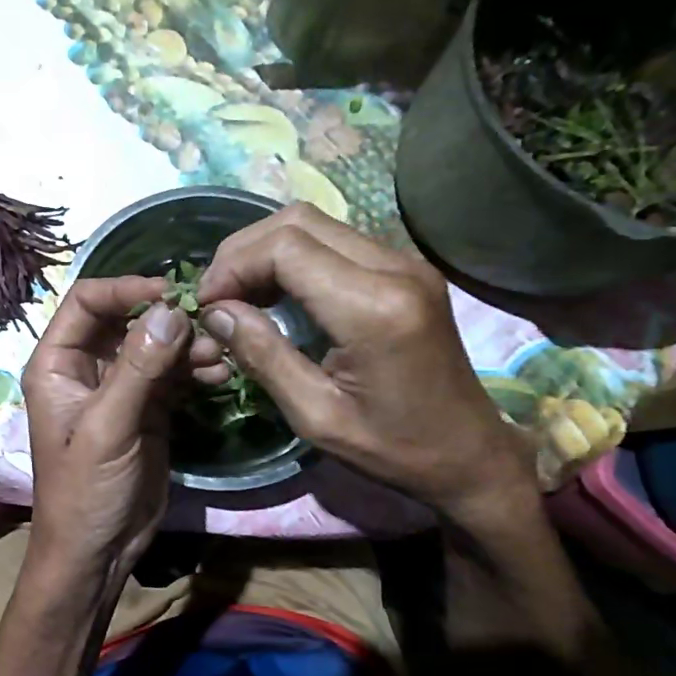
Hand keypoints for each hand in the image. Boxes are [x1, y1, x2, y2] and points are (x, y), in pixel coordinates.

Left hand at [23, 276, 206, 582]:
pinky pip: (173, 375)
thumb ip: (138, 368)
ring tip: (221, 356)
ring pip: (155, 345)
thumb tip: (171, 310)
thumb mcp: (109, 428)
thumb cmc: (85, 491)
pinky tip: (222, 376)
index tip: (174, 291)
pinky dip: (196, 371)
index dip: (127, 288)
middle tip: (211, 325)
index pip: (87, 301)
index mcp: (58, 363)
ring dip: (188, 345)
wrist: (98, 551)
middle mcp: (86, 367)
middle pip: (127, 319)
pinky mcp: (148, 408)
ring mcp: (119, 387)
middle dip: (168, 318)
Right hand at [195, 203, 532, 517]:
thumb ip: (263, 355)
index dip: (233, 266)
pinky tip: (275, 293)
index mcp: (373, 308)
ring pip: (315, 223)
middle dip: (243, 251)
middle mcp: (395, 269)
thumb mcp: (315, 415)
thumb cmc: (392, 448)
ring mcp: (405, 263)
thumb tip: (216, 311)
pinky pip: (335, 241)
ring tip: (239, 294)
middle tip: (216, 295)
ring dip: (266, 251)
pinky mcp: (405, 270)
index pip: (285, 248)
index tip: (206, 303)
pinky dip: (292, 257)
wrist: (469, 455)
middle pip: (297, 221)